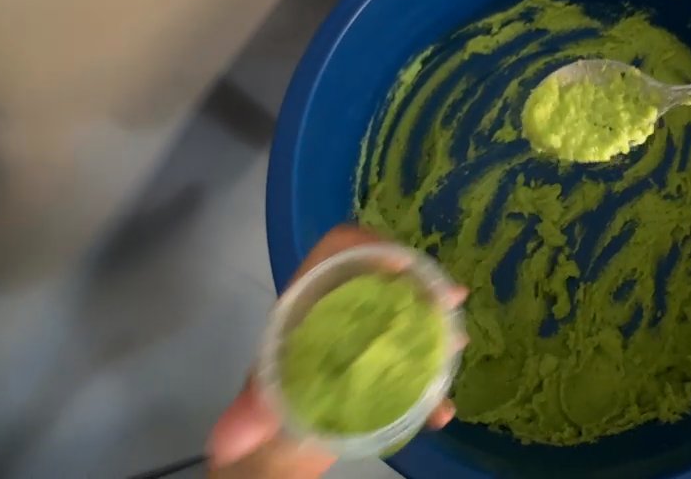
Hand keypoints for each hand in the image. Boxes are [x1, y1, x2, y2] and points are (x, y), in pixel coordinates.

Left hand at [207, 225, 458, 478]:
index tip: (398, 265)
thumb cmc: (268, 409)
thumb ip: (248, 414)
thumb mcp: (256, 409)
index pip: (338, 251)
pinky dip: (433, 387)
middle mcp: (347, 308)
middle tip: (450, 299)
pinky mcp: (388, 366)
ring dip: (439, 324)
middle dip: (422, 284)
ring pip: (411, 313)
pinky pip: (418, 364)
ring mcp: (372, 335)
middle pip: (386, 278)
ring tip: (457, 343)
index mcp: (312, 301)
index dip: (369, 246)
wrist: (282, 444)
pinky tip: (441, 411)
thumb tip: (233, 436)